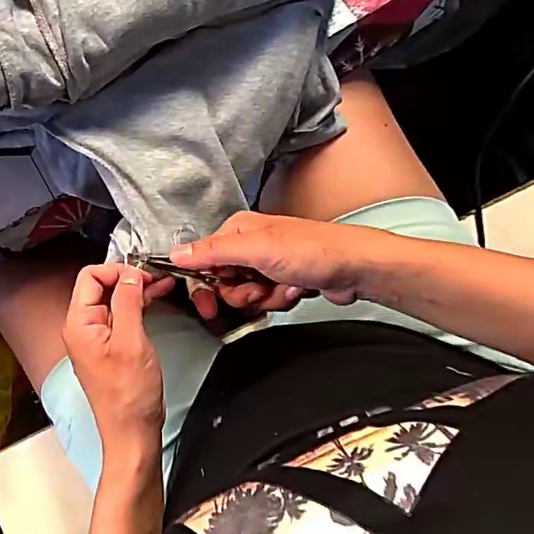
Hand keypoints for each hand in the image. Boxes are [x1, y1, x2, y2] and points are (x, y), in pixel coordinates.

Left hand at [61, 264, 165, 463]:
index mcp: (78, 323)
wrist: (131, 431)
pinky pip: (121, 315)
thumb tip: (130, 273)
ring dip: (136, 289)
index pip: (90, 277)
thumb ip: (128, 301)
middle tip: (155, 277)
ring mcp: (96, 337)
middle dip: (128, 277)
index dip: (116, 270)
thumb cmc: (128, 395)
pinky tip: (155, 299)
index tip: (141, 273)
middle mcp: (82, 327)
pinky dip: (138, 305)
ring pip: (114, 300)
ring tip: (161, 283)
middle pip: (101, 286)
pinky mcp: (110, 346)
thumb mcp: (131, 340)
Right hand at [170, 211, 387, 316]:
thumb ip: (213, 252)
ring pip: (243, 295)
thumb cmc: (314, 250)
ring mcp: (264, 264)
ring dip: (263, 298)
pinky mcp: (279, 280)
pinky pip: (264, 300)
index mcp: (236, 230)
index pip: (202, 261)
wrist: (356, 268)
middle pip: (221, 283)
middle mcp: (247, 244)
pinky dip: (278, 299)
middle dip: (241, 293)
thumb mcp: (256, 249)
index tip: (208, 303)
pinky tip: (294, 289)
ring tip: (283, 285)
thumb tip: (176, 253)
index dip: (203, 286)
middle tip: (256, 289)